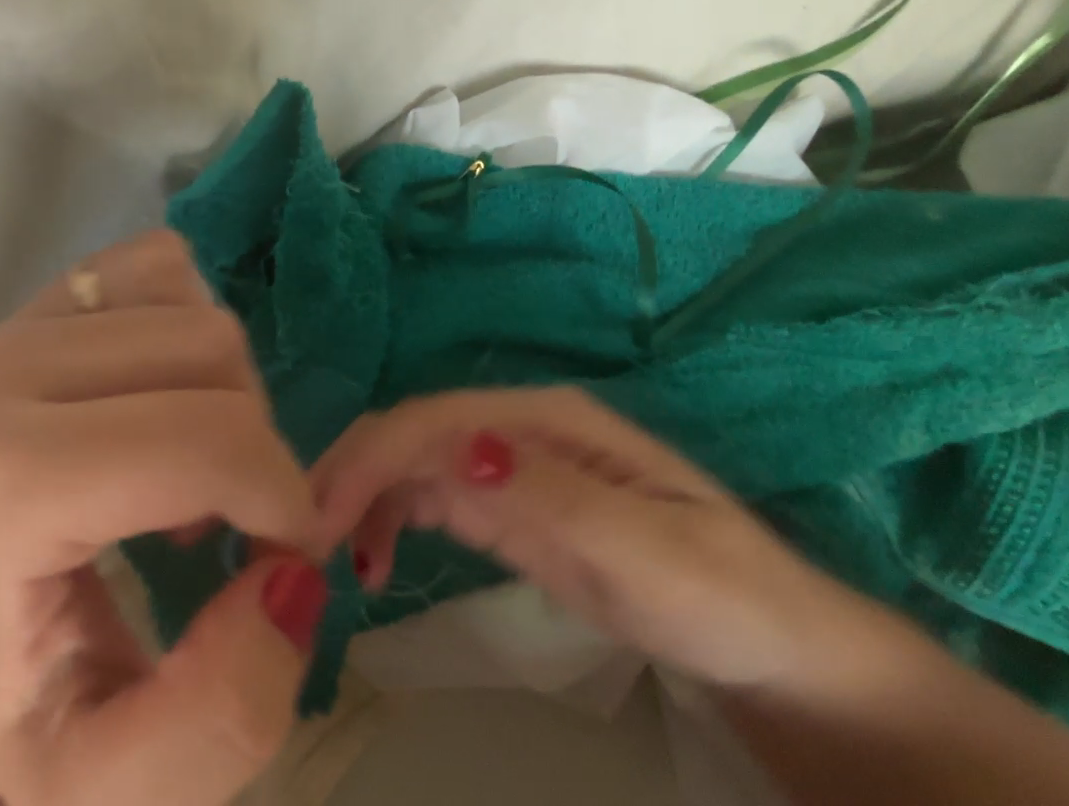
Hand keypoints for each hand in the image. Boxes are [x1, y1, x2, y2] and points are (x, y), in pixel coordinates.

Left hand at [0, 230, 328, 805]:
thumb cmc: (28, 709)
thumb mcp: (115, 777)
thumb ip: (220, 717)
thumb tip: (294, 577)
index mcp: (1, 486)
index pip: (205, 441)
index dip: (280, 501)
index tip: (276, 562)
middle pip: (212, 359)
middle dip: (255, 451)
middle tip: (226, 527)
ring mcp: (3, 328)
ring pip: (194, 309)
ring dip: (227, 398)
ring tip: (184, 476)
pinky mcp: (27, 304)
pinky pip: (158, 268)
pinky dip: (190, 337)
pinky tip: (162, 409)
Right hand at [311, 386, 896, 690]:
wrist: (766, 648)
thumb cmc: (722, 596)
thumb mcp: (651, 552)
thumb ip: (556, 496)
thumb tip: (459, 448)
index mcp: (546, 421)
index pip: (432, 421)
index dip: (368, 460)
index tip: (317, 519)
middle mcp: (513, 430)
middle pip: (405, 434)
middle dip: (345, 476)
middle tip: (302, 544)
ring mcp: (504, 468)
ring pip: (401, 464)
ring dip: (354, 499)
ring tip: (329, 559)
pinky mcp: (498, 508)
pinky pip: (418, 499)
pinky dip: (379, 520)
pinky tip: (368, 560)